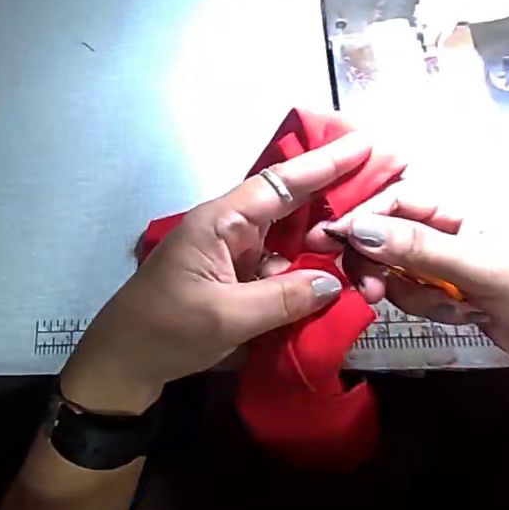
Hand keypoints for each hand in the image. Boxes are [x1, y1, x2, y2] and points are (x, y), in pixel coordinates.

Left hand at [60, 134, 372, 413]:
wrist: (123, 365)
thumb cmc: (163, 330)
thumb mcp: (224, 317)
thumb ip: (284, 298)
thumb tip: (336, 282)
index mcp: (222, 221)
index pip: (281, 183)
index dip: (325, 163)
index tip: (365, 144)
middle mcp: (233, 229)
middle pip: (293, 203)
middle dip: (336, 194)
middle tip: (385, 184)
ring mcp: (238, 255)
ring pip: (292, 237)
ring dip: (327, 238)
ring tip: (371, 237)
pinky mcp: (241, 279)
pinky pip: (284, 267)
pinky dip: (310, 271)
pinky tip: (340, 278)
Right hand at [307, 185, 508, 405]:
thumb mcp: (483, 266)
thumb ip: (419, 248)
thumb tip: (358, 228)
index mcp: (464, 203)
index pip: (398, 199)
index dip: (363, 217)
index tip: (330, 242)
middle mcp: (453, 227)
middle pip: (389, 236)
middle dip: (380, 264)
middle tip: (375, 293)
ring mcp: (454, 263)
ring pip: (401, 272)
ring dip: (413, 294)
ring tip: (452, 307)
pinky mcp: (456, 294)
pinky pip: (420, 298)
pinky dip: (434, 310)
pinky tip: (468, 316)